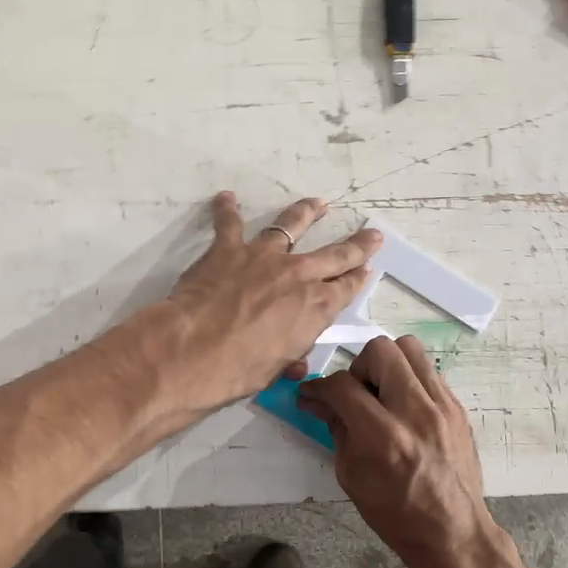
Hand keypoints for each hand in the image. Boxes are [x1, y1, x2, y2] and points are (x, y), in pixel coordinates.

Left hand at [163, 192, 381, 408]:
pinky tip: (226, 197)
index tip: (367, 269)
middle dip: (357, 245)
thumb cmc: (240, 370)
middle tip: (371, 234)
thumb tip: (295, 362)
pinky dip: (227, 209)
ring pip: (291, 225)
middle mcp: (298, 274)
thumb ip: (291, 354)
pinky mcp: (228, 249)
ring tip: (317, 203)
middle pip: (335, 254)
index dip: (358, 278)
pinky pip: (229, 222)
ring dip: (306, 212)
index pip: (346, 288)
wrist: (195, 349)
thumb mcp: (277, 368)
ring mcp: (263, 256)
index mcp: (316, 307)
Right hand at [298, 336, 512, 567]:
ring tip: (382, 393)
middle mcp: (415, 411)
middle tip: (357, 393)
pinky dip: (409, 380)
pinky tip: (403, 407)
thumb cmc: (394, 512)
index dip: (319, 387)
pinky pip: (429, 371)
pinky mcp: (457, 407)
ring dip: (388, 364)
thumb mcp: (351, 474)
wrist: (452, 531)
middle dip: (359, 366)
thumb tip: (317, 401)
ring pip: (410, 348)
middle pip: (380, 350)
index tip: (313, 395)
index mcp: (382, 435)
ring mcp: (442, 405)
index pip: (342, 385)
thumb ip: (336, 428)